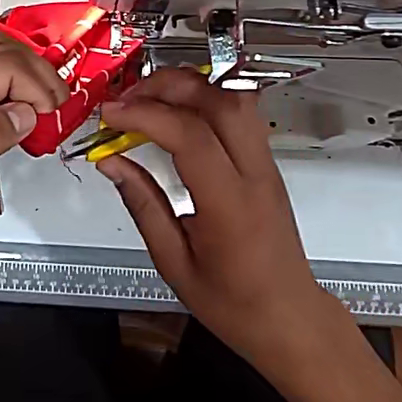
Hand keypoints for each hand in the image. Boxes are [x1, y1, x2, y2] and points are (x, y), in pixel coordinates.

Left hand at [0, 31, 67, 286]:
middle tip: (59, 118)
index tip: (53, 124)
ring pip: (1, 59)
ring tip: (48, 115)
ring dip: (31, 79)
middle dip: (41, 78)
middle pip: (6, 51)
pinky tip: (26, 116)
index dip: (38, 89)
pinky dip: (17, 89)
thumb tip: (27, 112)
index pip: (5, 65)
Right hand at [96, 68, 351, 373]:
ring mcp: (266, 164)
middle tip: (126, 98)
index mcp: (231, 207)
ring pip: (234, 96)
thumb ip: (143, 205)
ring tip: (149, 97)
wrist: (289, 317)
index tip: (111, 115)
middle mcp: (255, 175)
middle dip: (166, 86)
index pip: (191, 137)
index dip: (146, 116)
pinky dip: (205, 95)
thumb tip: (112, 163)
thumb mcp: (174, 263)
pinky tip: (177, 108)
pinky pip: (240, 110)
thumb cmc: (235, 303)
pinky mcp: (266, 160)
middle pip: (219, 100)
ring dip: (188, 85)